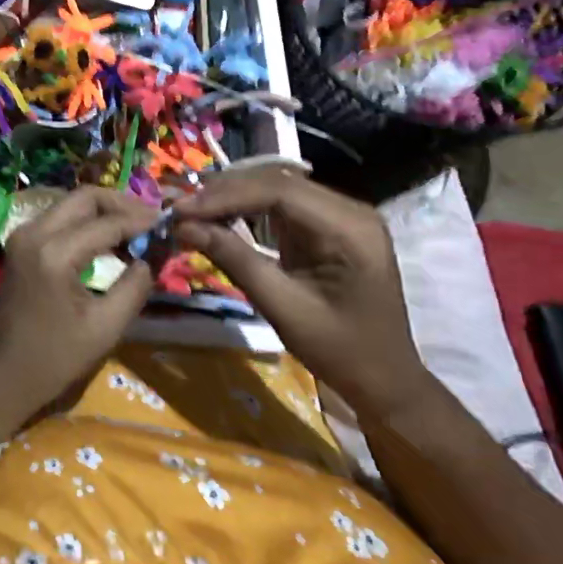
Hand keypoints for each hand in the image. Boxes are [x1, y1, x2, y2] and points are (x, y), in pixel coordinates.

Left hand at [0, 186, 159, 442]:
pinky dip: (86, 221)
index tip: (169, 223)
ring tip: (136, 229)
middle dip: (122, 204)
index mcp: (54, 253)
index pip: (108, 222)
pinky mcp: (20, 243)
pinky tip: (109, 240)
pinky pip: (59, 217)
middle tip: (152, 220)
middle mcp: (34, 232)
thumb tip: (153, 255)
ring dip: (104, 210)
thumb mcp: (105, 328)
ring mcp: (23, 235)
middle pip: (86, 197)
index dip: (142, 221)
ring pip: (71, 203)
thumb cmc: (51, 359)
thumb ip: (135, 286)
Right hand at [174, 170, 441, 416]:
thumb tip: (184, 227)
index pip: (279, 192)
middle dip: (223, 193)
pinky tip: (217, 216)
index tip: (182, 210)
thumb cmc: (340, 351)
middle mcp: (350, 209)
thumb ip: (235, 260)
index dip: (226, 196)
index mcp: (350, 227)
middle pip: (276, 183)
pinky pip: (282, 206)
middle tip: (177, 208)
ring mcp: (341, 215)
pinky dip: (246, 210)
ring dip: (231, 197)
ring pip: (275, 189)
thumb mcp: (283, 308)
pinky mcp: (328, 225)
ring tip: (189, 210)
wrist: (385, 379)